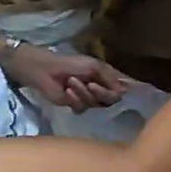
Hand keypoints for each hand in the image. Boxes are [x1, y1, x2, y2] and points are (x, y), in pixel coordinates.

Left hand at [7, 45, 131, 112]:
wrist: (45, 70)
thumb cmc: (69, 63)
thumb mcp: (94, 66)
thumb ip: (110, 78)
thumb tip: (125, 91)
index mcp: (106, 77)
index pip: (121, 88)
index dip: (121, 91)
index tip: (121, 90)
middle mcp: (100, 89)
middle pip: (111, 99)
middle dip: (100, 92)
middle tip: (90, 84)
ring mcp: (88, 98)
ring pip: (96, 104)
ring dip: (84, 93)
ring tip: (71, 82)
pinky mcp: (75, 106)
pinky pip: (82, 108)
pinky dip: (75, 99)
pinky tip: (67, 91)